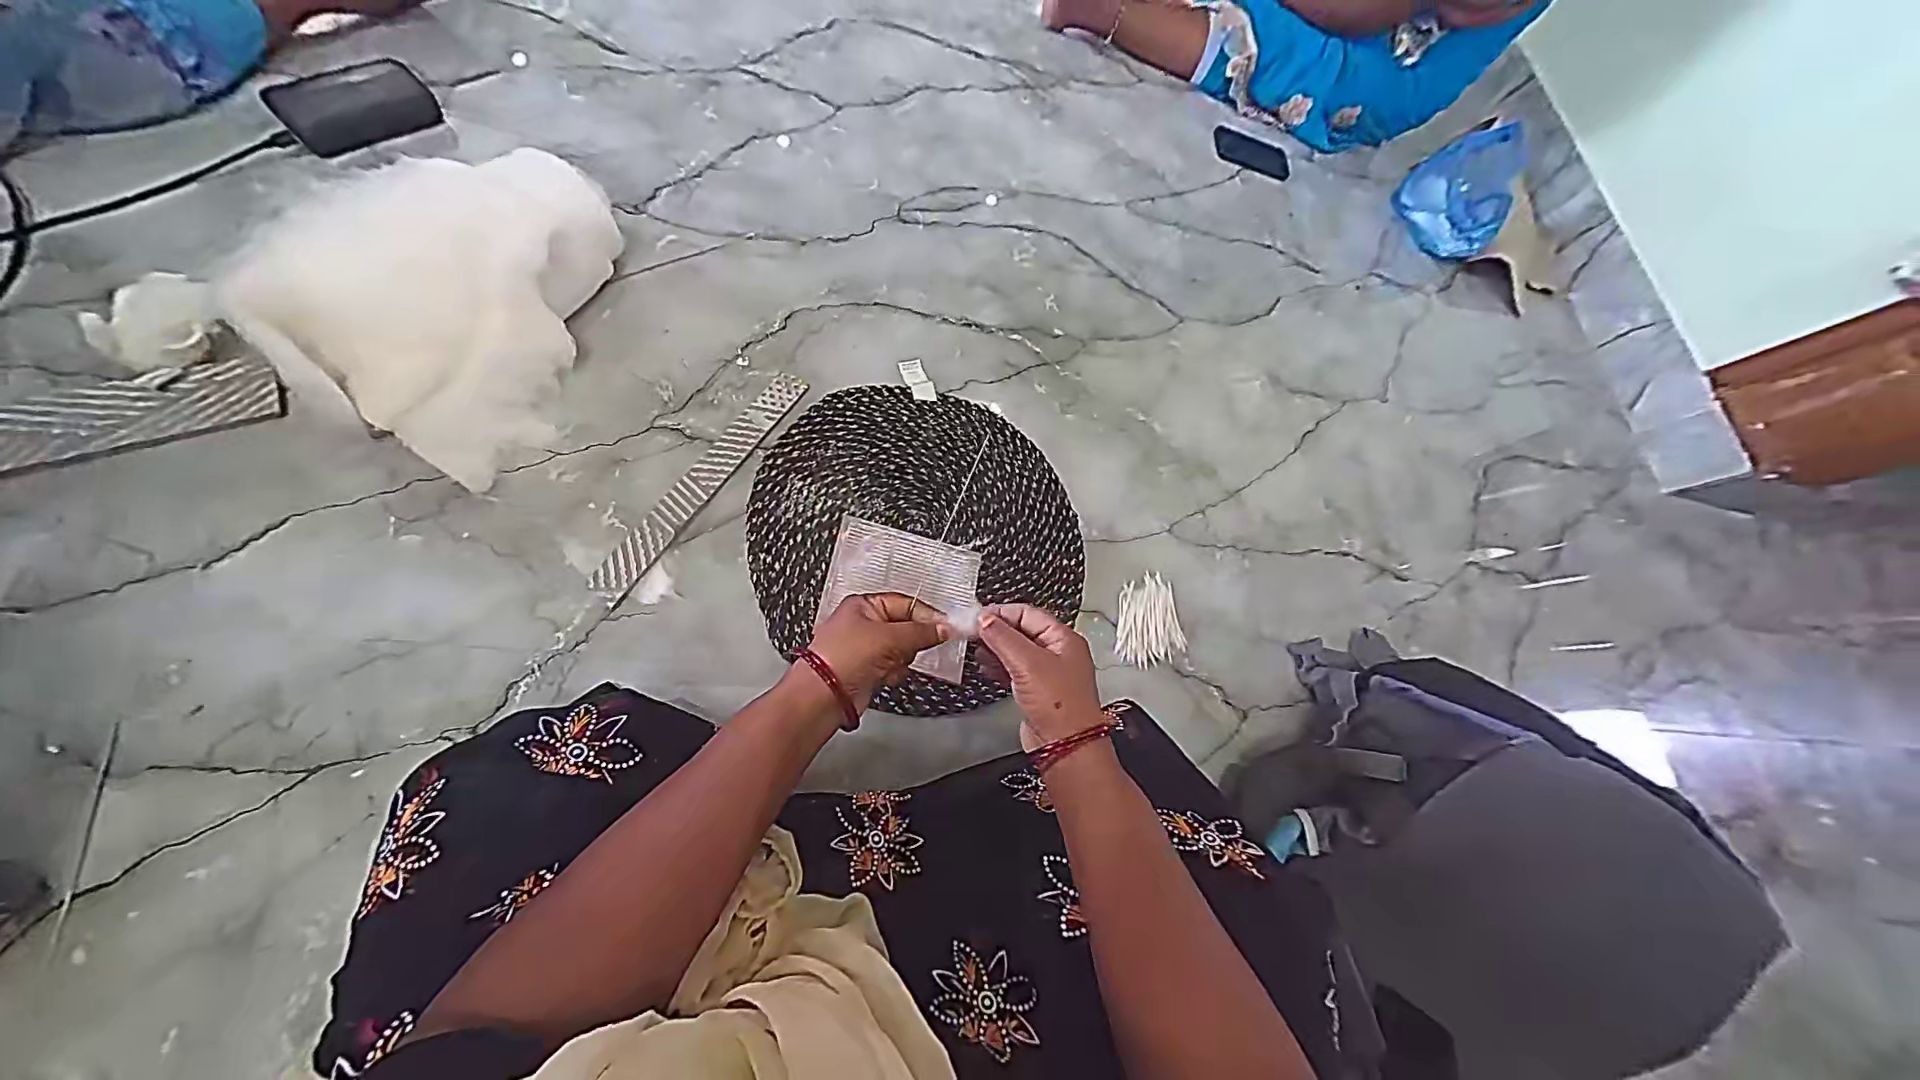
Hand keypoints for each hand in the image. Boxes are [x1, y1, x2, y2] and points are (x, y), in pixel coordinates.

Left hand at [804, 593, 950, 710]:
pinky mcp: (867, 669)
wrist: (824, 696)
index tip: (946, 627)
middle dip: (911, 641)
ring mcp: (865, 647)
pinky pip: (894, 666)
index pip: (906, 604)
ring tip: (890, 664)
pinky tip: (884, 676)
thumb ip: (921, 632)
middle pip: (906, 627)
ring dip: (902, 659)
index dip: (927, 616)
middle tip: (910, 647)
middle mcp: (864, 623)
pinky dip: (894, 672)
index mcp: (864, 605)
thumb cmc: (843, 658)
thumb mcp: (890, 637)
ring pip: (902, 649)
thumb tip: (944, 628)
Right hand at [975, 604, 1104, 743]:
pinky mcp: (1037, 691)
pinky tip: (986, 667)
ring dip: (995, 649)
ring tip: (977, 650)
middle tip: (973, 633)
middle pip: (1021, 631)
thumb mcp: (1028, 663)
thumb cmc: (1060, 706)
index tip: (978, 617)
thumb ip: (1003, 637)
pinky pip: (1015, 670)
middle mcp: (1057, 652)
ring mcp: (1047, 673)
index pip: (1027, 613)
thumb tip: (985, 619)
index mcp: (1063, 638)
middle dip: (996, 631)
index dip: (1001, 613)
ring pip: (1016, 651)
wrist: (1066, 747)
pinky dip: (999, 666)